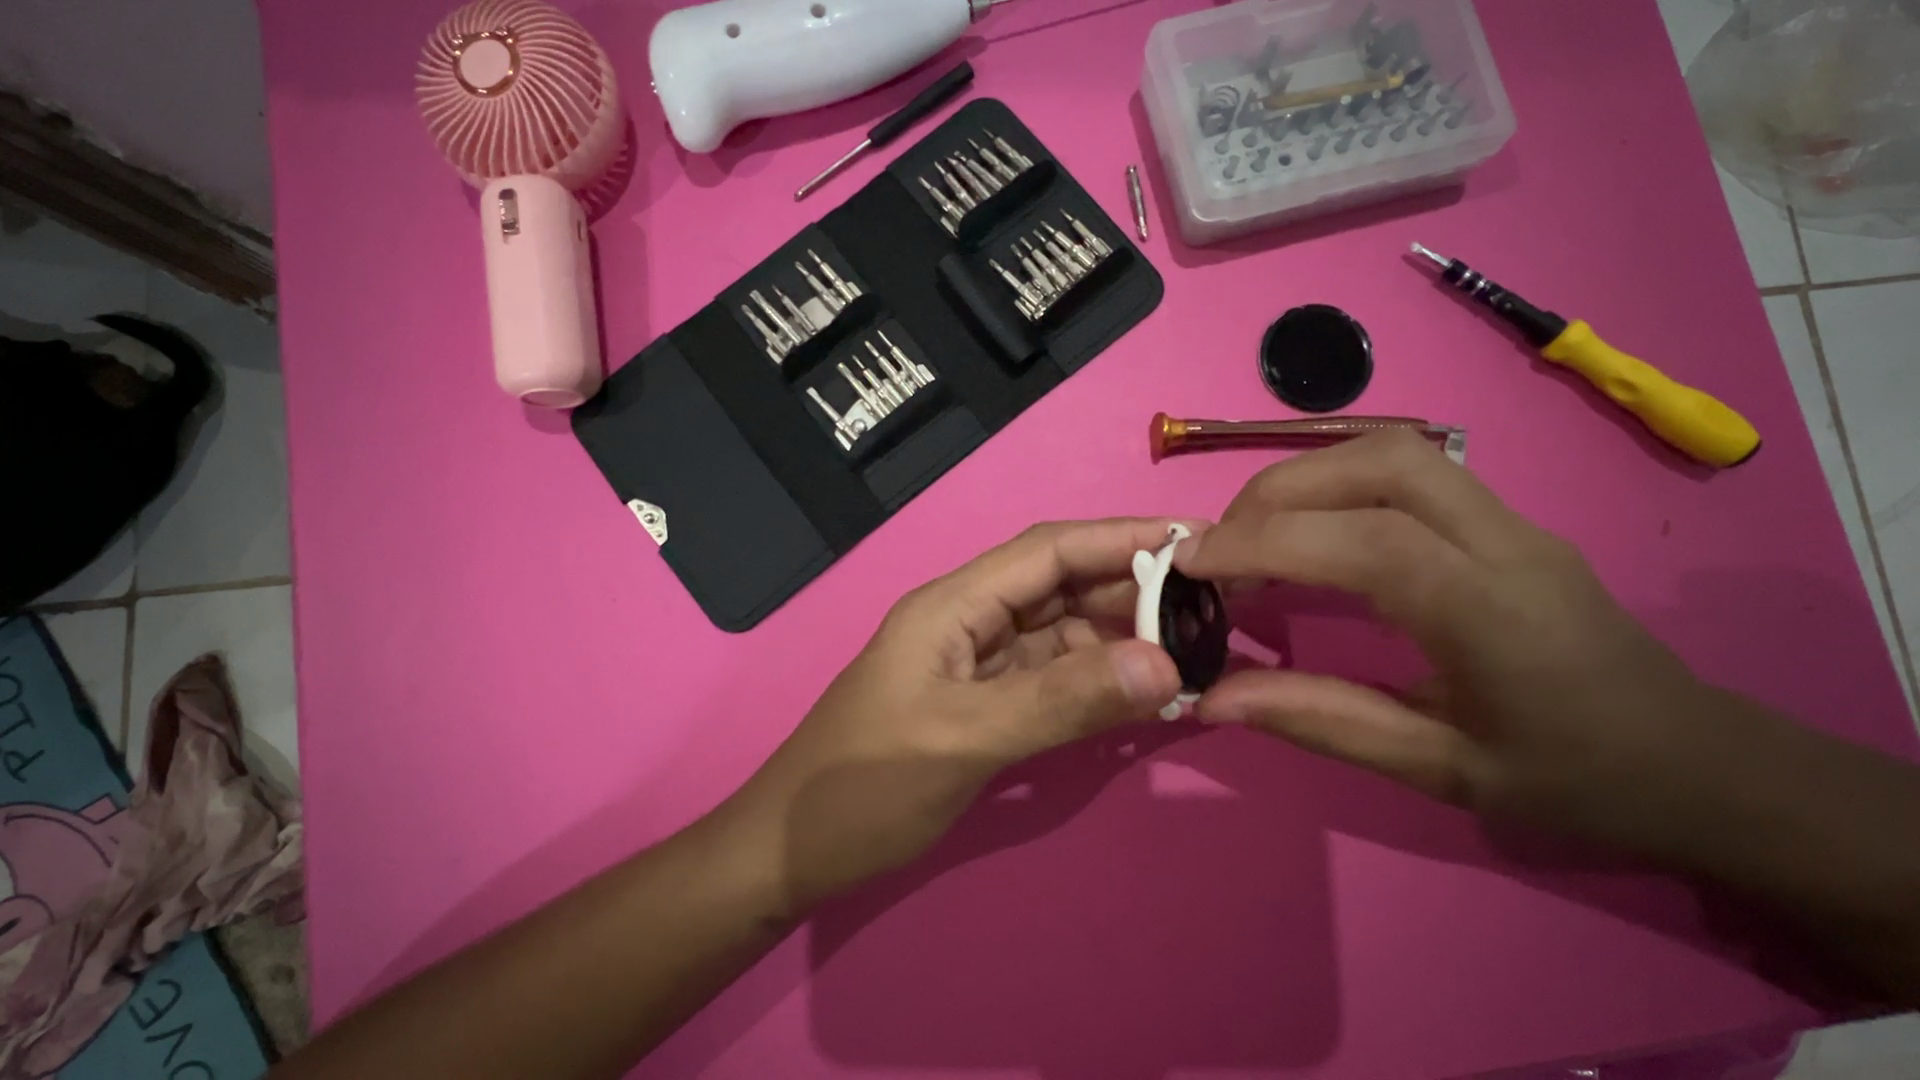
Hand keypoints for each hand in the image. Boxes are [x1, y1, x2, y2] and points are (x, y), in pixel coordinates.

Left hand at [726, 519, 1188, 912]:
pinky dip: (1101, 683)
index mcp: (953, 605)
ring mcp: (978, 668)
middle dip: (1135, 589)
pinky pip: (1055, 682)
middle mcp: (969, 623)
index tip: (1198, 540)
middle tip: (1218, 602)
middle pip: (1063, 588)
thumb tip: (1165, 663)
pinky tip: (1149, 694)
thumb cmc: (866, 786)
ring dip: (1125, 639)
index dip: (1122, 537)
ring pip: (1064, 635)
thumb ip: (1062, 700)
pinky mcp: (986, 709)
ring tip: (1200, 647)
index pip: (1049, 550)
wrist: (796, 851)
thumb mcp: (964, 738)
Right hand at [1175, 432, 1783, 856]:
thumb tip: (1216, 695)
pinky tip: (1310, 532)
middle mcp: (1505, 543)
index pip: (1366, 543)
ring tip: (1254, 535)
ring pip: (1393, 451)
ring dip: (1306, 477)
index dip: (1265, 541)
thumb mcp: (1442, 773)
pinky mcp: (1505, 521)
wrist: (1700, 765)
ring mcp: (1511, 521)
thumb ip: (1325, 722)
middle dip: (1277, 491)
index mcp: (1494, 613)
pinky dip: (1337, 485)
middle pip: (1380, 462)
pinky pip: (1409, 471)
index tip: (1190, 564)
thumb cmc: (1575, 782)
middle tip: (1219, 546)